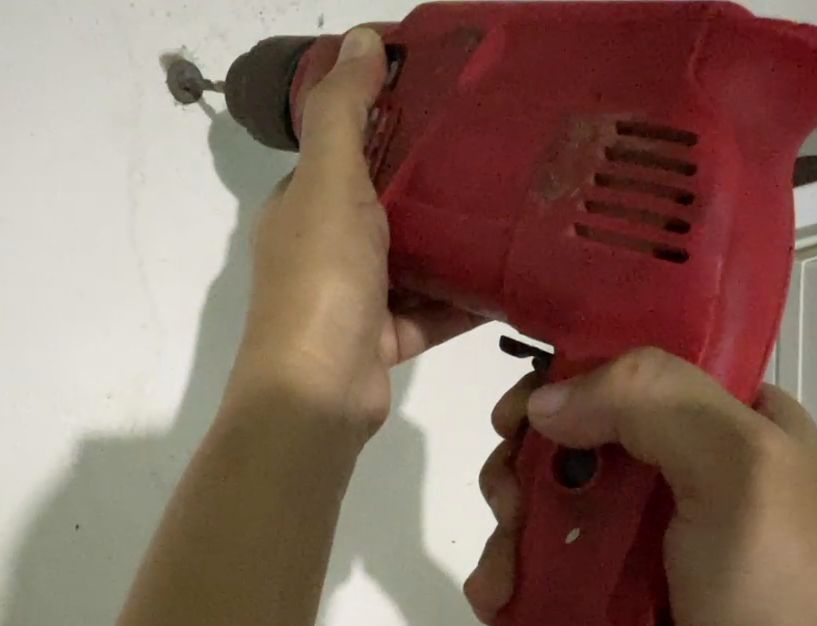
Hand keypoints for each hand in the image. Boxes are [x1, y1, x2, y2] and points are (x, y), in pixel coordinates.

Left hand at [227, 26, 480, 440]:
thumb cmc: (319, 283)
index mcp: (301, 208)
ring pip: (410, 263)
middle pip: (384, 208)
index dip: (389, 125)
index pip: (345, 153)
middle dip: (434, 186)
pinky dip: (461, 300)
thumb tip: (361, 39)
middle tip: (500, 154)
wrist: (315, 396)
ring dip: (453, 245)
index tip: (449, 103)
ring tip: (515, 211)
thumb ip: (342, 113)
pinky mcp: (381, 341)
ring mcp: (352, 300)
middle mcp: (322, 251)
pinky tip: (508, 280)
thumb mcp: (328, 183)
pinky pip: (428, 311)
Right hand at [464, 349, 816, 625]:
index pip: (626, 373)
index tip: (517, 419)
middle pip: (570, 440)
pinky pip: (548, 561)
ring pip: (548, 504)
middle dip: (523, 471)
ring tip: (500, 579)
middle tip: (510, 507)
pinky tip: (498, 601)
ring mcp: (640, 527)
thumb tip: (544, 402)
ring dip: (508, 536)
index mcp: (720, 417)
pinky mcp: (613, 582)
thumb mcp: (739, 469)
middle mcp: (674, 464)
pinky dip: (513, 577)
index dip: (562, 384)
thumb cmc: (779, 584)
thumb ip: (653, 407)